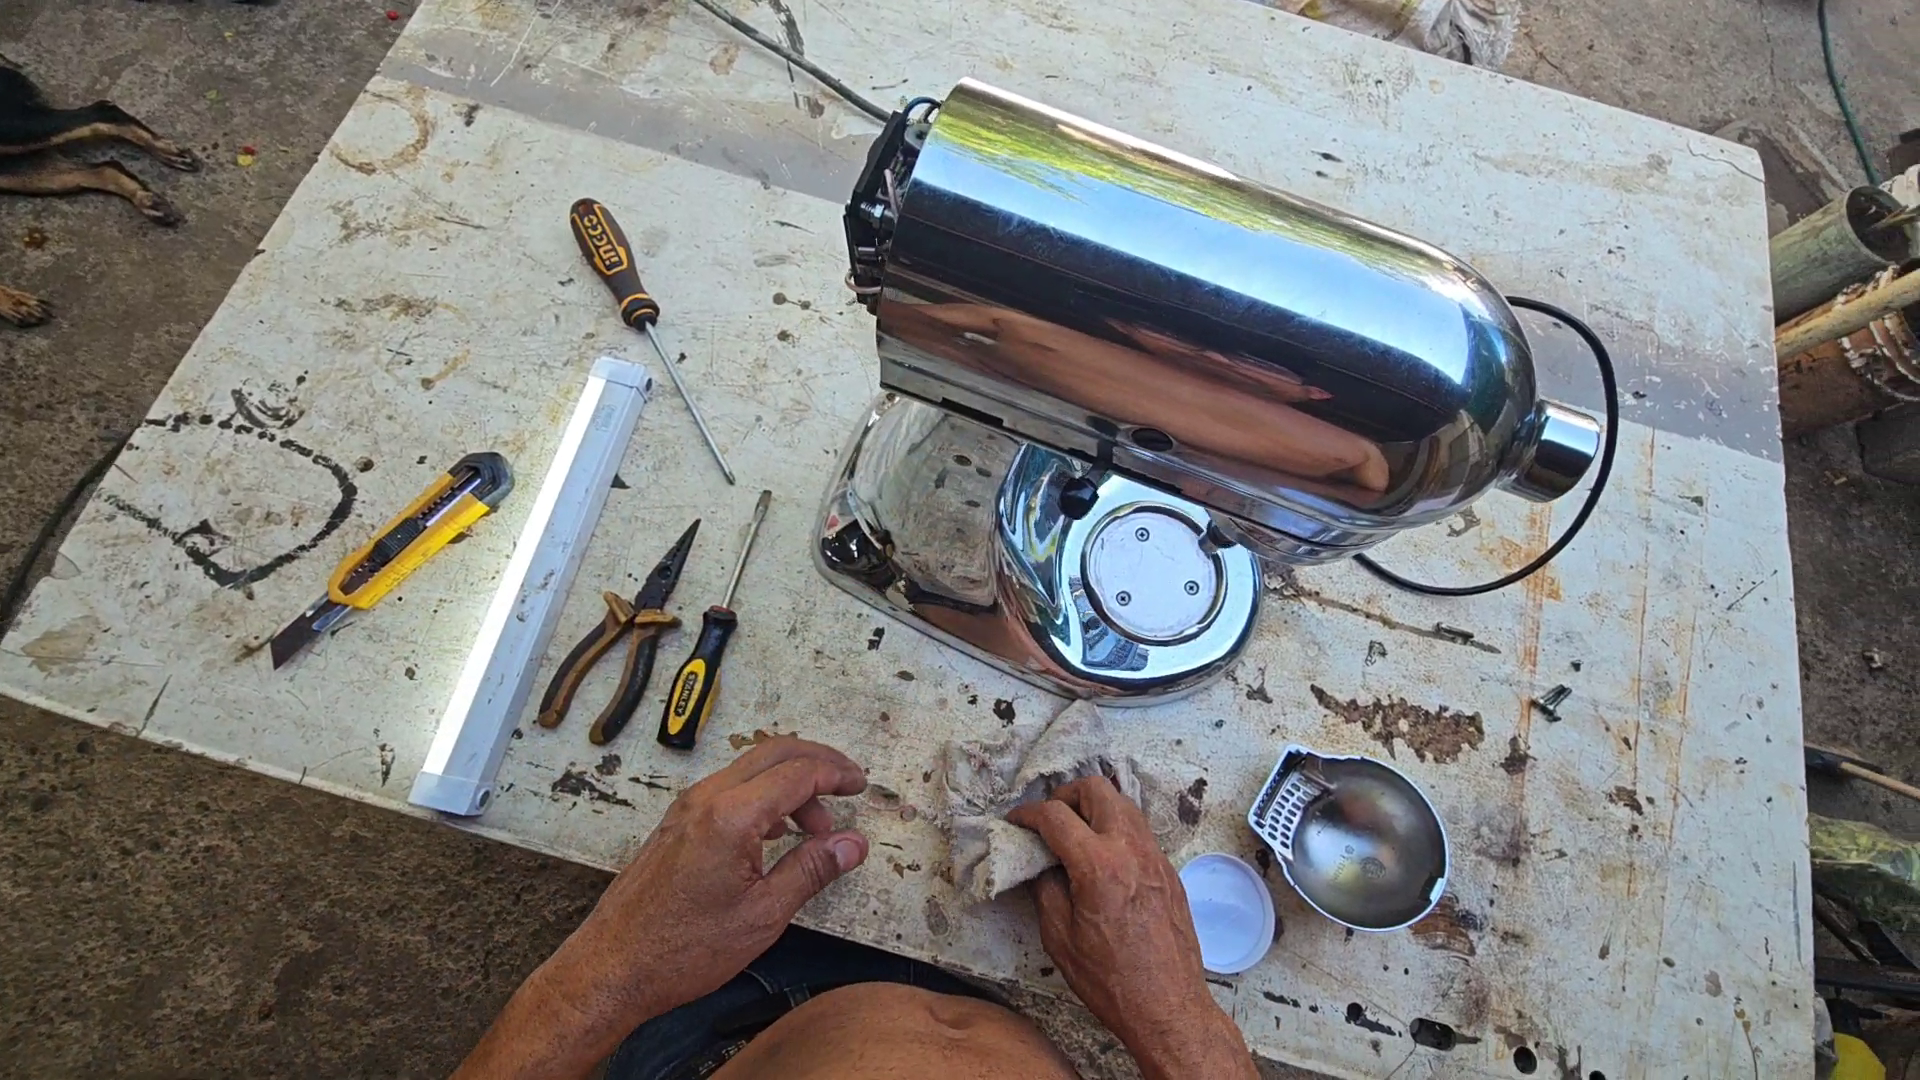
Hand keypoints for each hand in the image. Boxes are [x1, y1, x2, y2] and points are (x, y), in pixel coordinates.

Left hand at [456, 737, 868, 1078]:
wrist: (609, 970)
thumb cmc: (686, 948)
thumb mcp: (763, 915)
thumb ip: (813, 869)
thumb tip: (856, 843)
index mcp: (732, 814)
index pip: (798, 773)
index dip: (836, 774)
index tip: (862, 785)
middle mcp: (708, 795)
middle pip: (775, 751)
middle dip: (818, 761)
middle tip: (849, 783)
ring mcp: (689, 804)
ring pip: (753, 767)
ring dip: (791, 782)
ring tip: (816, 829)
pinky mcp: (679, 819)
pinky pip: (733, 786)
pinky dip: (766, 794)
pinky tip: (778, 832)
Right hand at [1008, 777, 1255, 1079]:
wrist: (1169, 1008)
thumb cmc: (1110, 980)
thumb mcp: (1060, 937)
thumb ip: (1044, 888)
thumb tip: (1037, 861)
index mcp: (1098, 865)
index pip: (1055, 815)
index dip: (1027, 813)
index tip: (1016, 821)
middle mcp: (1129, 848)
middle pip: (1095, 788)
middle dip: (1065, 795)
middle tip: (1050, 820)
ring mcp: (1154, 854)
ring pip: (1121, 801)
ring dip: (1094, 806)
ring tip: (1076, 832)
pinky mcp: (1168, 867)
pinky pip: (1138, 827)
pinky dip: (1115, 826)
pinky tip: (1103, 855)